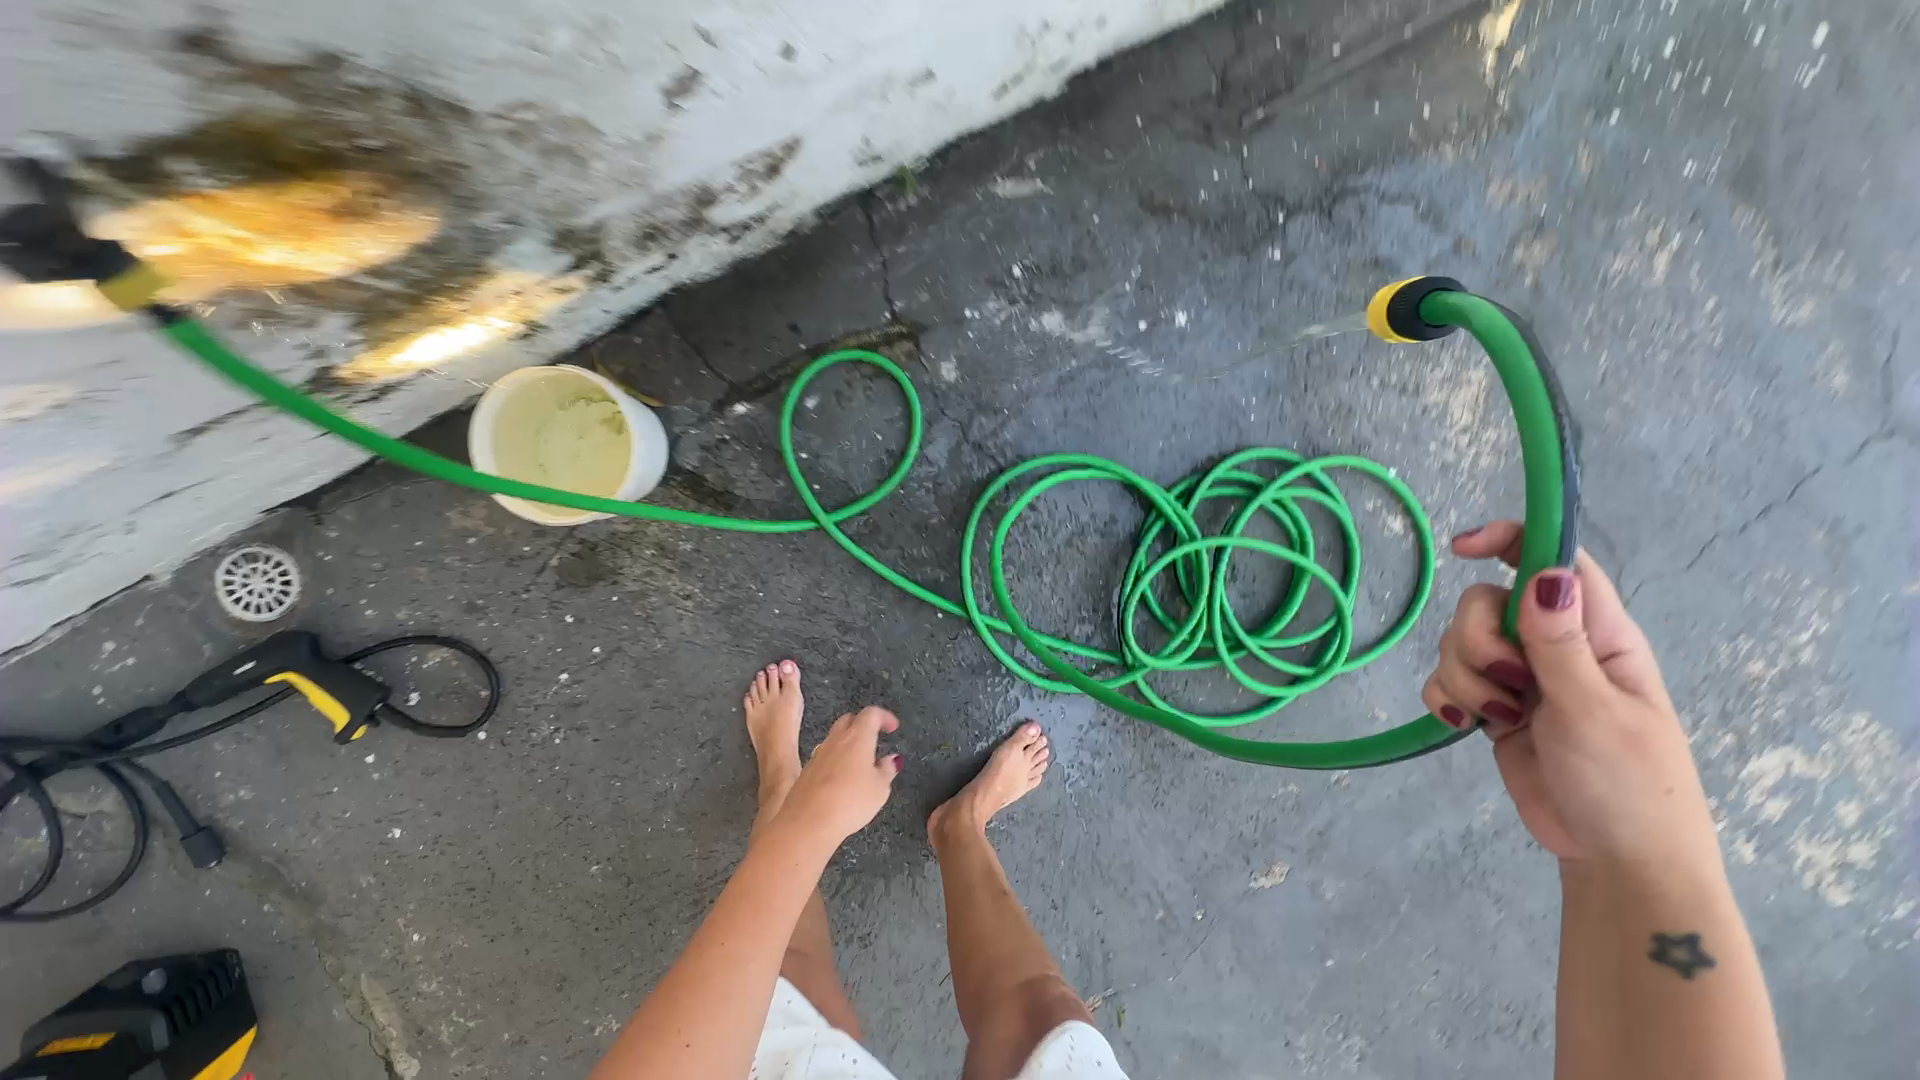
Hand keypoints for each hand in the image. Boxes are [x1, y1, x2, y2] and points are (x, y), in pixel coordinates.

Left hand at [773, 706, 901, 844]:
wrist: (808, 822)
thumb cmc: (848, 802)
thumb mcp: (880, 789)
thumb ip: (887, 770)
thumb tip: (890, 760)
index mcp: (858, 738)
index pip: (871, 714)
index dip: (884, 717)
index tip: (892, 726)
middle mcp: (836, 741)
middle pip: (849, 720)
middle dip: (863, 725)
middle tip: (875, 739)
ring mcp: (818, 755)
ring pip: (835, 739)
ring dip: (848, 744)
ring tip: (860, 763)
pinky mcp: (807, 772)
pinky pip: (824, 758)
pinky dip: (836, 761)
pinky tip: (842, 780)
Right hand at [1423, 521, 1719, 867]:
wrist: (1613, 858)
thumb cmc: (1628, 784)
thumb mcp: (1594, 709)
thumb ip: (1560, 643)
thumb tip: (1544, 572)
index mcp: (1598, 636)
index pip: (1556, 564)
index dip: (1512, 541)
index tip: (1460, 548)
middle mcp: (1554, 649)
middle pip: (1486, 604)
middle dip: (1477, 639)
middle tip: (1506, 682)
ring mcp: (1520, 680)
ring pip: (1459, 645)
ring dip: (1464, 679)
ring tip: (1499, 720)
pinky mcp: (1491, 711)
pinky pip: (1445, 683)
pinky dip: (1446, 700)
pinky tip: (1466, 727)